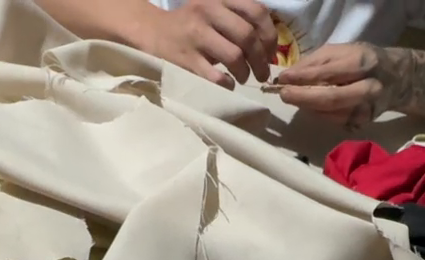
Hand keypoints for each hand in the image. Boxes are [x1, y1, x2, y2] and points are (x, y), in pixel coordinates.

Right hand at [134, 0, 276, 85]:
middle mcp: (209, 11)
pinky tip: (227, 84)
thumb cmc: (191, 26)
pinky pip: (216, 76)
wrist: (153, 33)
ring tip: (242, 78)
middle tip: (261, 74)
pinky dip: (227, 84)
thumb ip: (238, 20)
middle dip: (261, 60)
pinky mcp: (187, 59)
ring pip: (235, 56)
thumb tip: (268, 48)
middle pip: (248, 36)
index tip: (271, 53)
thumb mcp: (214, 11)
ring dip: (245, 73)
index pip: (257, 11)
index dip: (270, 36)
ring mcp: (196, 35)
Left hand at [271, 43, 389, 126]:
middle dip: (303, 97)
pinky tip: (310, 106)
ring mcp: (365, 111)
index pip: (330, 73)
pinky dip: (317, 113)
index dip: (304, 77)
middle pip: (331, 99)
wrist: (395, 81)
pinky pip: (333, 121)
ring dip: (307, 106)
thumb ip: (318, 62)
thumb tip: (291, 75)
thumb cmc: (364, 61)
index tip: (283, 78)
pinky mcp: (361, 125)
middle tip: (284, 94)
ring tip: (293, 98)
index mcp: (364, 63)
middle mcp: (367, 89)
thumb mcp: (344, 51)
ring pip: (329, 113)